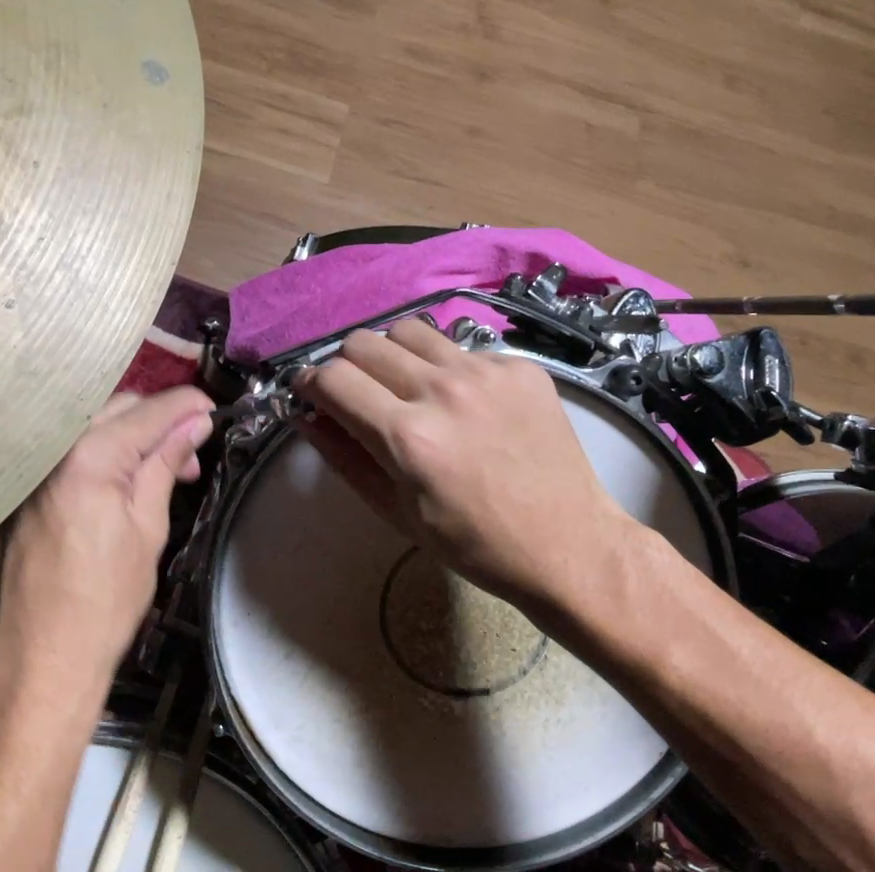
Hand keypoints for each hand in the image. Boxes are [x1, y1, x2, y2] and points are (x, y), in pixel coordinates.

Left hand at [0, 387, 214, 678]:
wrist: (36, 662)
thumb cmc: (103, 603)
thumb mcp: (148, 529)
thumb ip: (166, 464)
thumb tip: (195, 423)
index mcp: (89, 455)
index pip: (150, 410)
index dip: (187, 407)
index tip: (211, 413)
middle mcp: (48, 447)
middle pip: (114, 408)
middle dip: (156, 422)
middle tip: (186, 458)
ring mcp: (22, 468)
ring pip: (84, 426)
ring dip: (123, 437)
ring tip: (149, 474)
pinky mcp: (8, 489)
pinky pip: (57, 453)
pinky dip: (88, 457)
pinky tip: (106, 487)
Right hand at [297, 319, 644, 610]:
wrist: (569, 544)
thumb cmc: (474, 543)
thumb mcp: (396, 513)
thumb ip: (344, 458)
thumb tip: (305, 416)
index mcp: (408, 437)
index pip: (333, 378)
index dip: (310, 384)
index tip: (311, 394)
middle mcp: (443, 391)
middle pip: (363, 343)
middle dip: (346, 367)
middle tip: (358, 395)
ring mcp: (486, 372)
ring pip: (408, 331)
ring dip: (392, 356)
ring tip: (405, 387)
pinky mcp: (519, 366)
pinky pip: (459, 347)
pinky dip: (445, 368)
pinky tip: (462, 403)